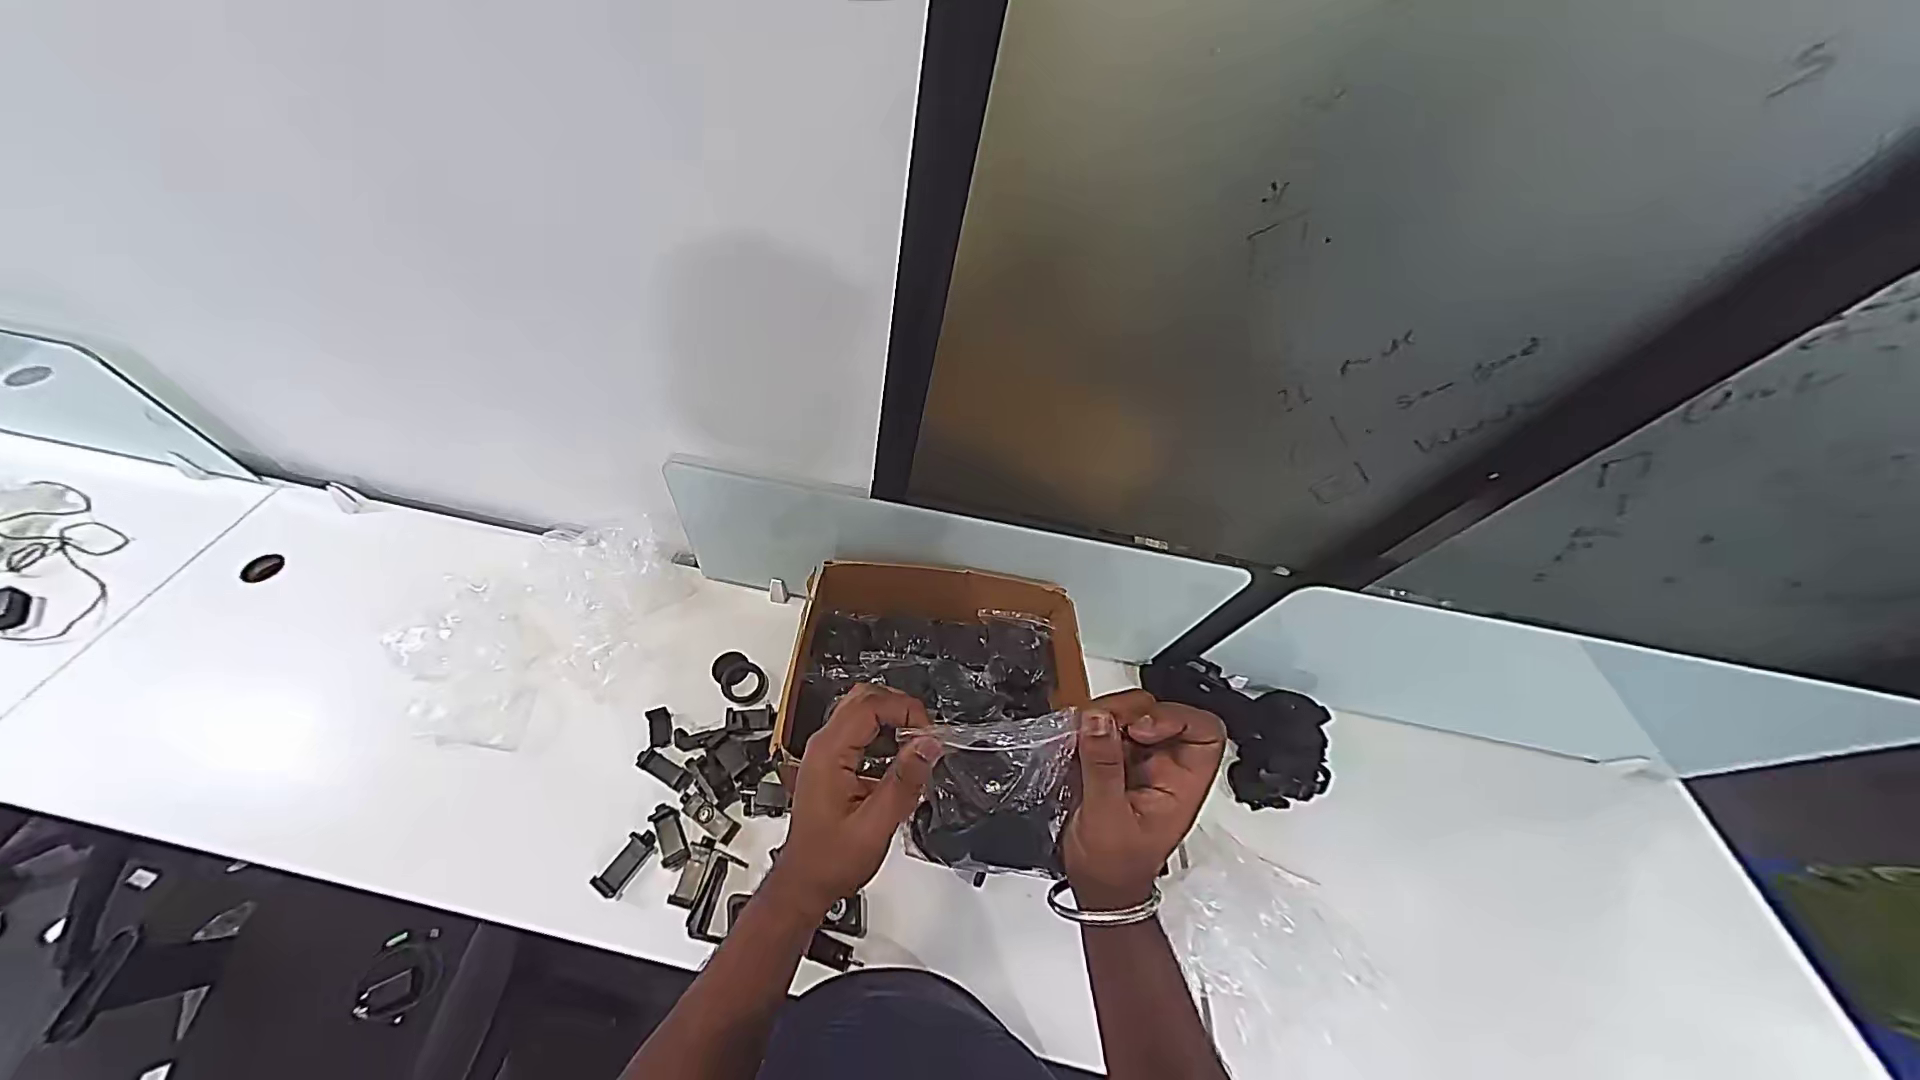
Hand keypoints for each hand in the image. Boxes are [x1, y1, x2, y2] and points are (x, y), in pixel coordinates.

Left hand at [767, 683, 942, 915]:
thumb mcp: (876, 826)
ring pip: (862, 710)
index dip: (904, 710)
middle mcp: (823, 746)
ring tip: (916, 747)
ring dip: (893, 720)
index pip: (870, 704)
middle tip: (924, 734)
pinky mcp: (832, 762)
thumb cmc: (829, 861)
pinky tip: (900, 761)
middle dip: (901, 708)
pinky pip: (861, 731)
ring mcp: (825, 752)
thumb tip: (928, 746)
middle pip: (864, 698)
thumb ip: (904, 782)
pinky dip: (885, 735)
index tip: (927, 732)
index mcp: (829, 753)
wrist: (805, 883)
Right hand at [1062, 689, 1226, 909]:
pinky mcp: (1113, 756)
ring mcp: (1139, 758)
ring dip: (1106, 715)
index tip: (1140, 729)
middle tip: (1102, 723)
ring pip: (1132, 712)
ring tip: (1085, 734)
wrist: (1096, 885)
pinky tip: (1078, 742)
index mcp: (1182, 782)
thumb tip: (1098, 719)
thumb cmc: (1114, 867)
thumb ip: (1103, 766)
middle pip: (1160, 712)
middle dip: (1129, 711)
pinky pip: (1106, 724)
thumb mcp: (1107, 818)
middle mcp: (1164, 765)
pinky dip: (1089, 726)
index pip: (1203, 731)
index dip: (1175, 718)